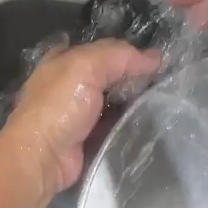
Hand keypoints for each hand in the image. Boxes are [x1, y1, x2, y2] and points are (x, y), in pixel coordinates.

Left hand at [0, 40, 160, 194]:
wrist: (42, 157)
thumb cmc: (58, 106)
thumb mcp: (87, 66)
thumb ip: (120, 57)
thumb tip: (156, 58)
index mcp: (65, 60)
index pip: (103, 50)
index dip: (129, 52)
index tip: (157, 60)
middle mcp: (71, 85)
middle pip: (111, 77)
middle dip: (134, 78)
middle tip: (165, 81)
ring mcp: (79, 114)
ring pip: (115, 103)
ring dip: (135, 103)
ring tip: (165, 101)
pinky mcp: (88, 140)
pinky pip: (114, 127)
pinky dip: (129, 125)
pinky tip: (149, 122)